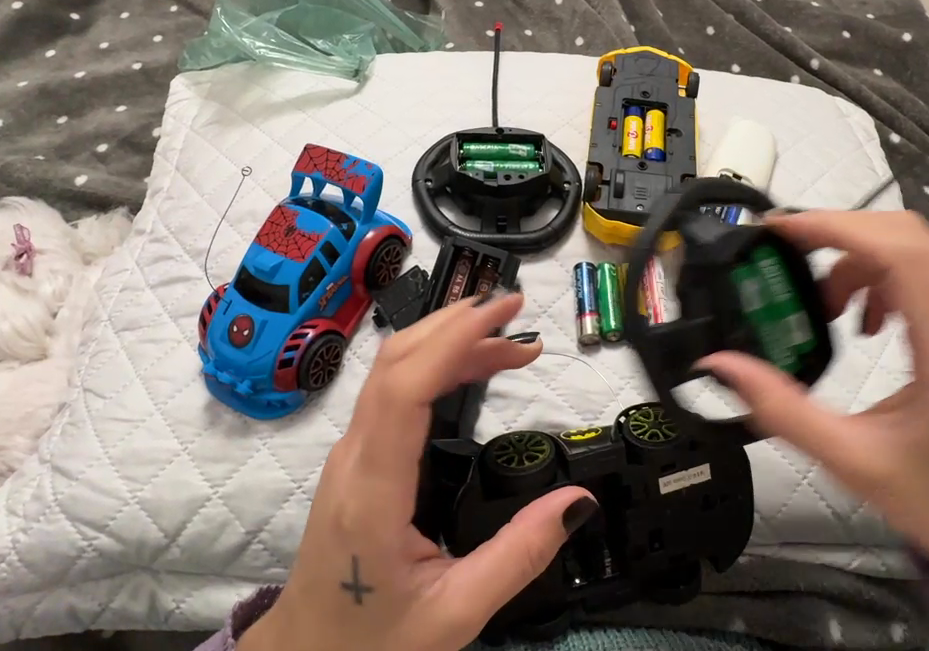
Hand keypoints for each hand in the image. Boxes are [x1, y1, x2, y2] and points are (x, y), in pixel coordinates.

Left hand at [240, 290, 595, 650]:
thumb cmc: (374, 641)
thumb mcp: (456, 613)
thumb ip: (519, 556)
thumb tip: (579, 501)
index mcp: (373, 492)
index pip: (403, 388)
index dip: (451, 339)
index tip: (501, 314)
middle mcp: (354, 458)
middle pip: (396, 362)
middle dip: (456, 323)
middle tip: (516, 311)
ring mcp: (350, 453)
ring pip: (392, 370)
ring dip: (448, 342)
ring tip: (511, 343)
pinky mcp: (356, 456)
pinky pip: (392, 391)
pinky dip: (435, 365)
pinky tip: (472, 370)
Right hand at [701, 211, 928, 631]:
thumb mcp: (852, 462)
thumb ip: (782, 409)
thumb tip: (718, 363)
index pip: (902, 253)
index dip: (837, 227)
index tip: (779, 230)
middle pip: (909, 238)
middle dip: (839, 234)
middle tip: (785, 254)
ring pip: (918, 251)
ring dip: (859, 259)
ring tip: (824, 305)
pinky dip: (883, 276)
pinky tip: (863, 320)